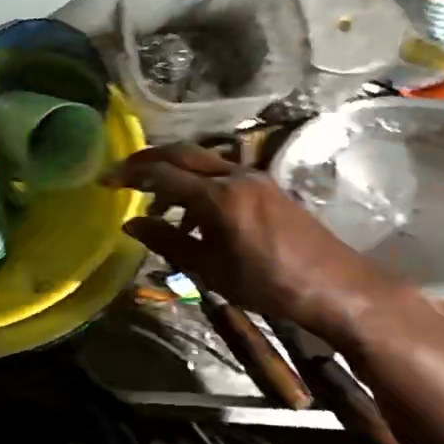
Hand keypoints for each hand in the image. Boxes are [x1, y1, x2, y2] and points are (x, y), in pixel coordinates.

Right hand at [104, 143, 414, 340]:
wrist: (340, 290)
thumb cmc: (268, 283)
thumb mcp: (208, 267)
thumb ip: (166, 241)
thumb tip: (130, 224)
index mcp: (218, 196)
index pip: (161, 174)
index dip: (128, 175)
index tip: (103, 181)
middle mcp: (236, 177)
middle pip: (181, 154)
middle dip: (147, 160)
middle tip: (120, 173)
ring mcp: (255, 179)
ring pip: (202, 162)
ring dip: (172, 173)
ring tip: (154, 204)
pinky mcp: (267, 189)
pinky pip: (221, 174)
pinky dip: (196, 184)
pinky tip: (191, 215)